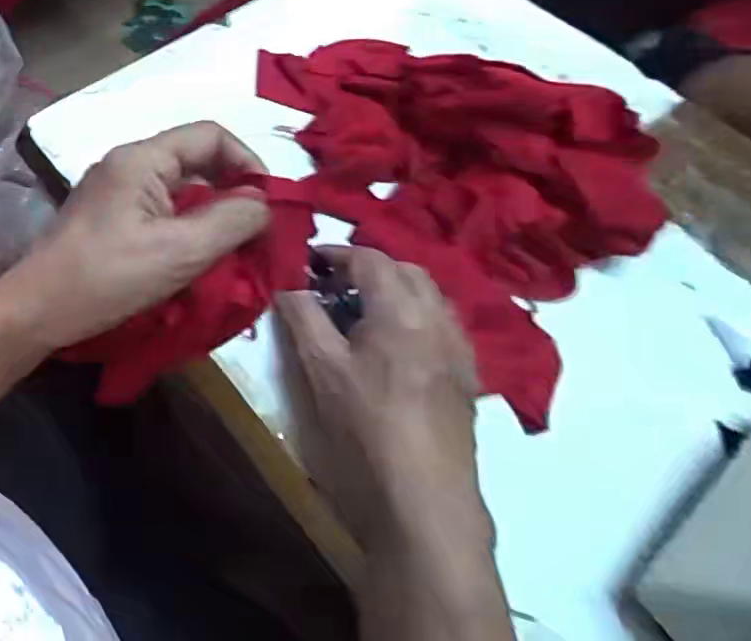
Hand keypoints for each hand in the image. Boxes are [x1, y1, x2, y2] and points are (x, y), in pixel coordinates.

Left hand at [0, 122, 270, 350]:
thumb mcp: (180, 251)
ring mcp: (114, 190)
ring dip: (212, 215)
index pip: (209, 135)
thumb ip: (231, 219)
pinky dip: (186, 227)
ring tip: (235, 252)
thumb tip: (262, 200)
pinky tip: (199, 259)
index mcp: (140, 159)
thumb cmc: (108, 276)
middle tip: (259, 235)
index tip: (269, 206)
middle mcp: (126, 164)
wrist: (38, 306)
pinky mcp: (109, 216)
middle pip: (195, 160)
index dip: (247, 162)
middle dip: (233, 193)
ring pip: (180, 188)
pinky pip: (159, 209)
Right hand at [275, 247, 487, 548]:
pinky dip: (410, 314)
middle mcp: (439, 320)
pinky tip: (385, 343)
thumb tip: (285, 279)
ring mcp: (460, 349)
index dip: (334, 253)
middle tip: (327, 284)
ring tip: (354, 311)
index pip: (370, 257)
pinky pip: (439, 323)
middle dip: (365, 267)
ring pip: (427, 295)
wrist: (423, 498)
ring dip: (391, 289)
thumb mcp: (320, 365)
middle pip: (405, 269)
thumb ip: (301, 313)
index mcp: (403, 312)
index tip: (304, 262)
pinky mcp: (465, 376)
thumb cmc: (365, 425)